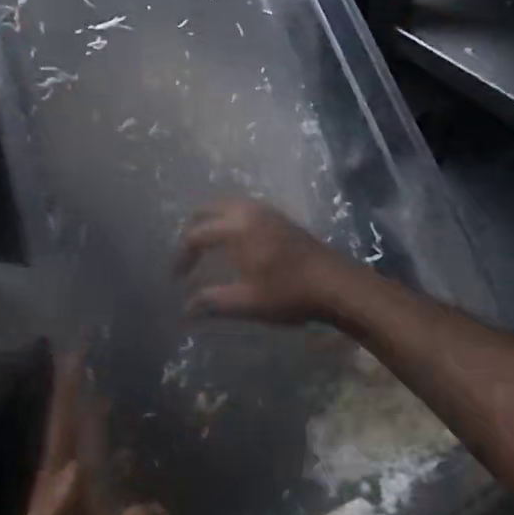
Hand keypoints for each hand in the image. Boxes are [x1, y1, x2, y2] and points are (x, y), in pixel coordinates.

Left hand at [3, 356, 167, 514]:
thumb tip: (152, 502)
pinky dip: (108, 457)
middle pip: (61, 452)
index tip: (76, 357)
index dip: (69, 405)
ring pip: (78, 466)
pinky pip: (99, 490)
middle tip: (78, 349)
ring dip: (87, 423)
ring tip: (94, 378)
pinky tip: (120, 436)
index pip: (59, 456)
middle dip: (70, 401)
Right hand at [175, 199, 357, 324]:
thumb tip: (185, 309)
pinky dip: (230, 219)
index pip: (196, 235)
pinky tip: (235, 243)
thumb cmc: (289, 293)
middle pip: (208, 210)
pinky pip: (244, 208)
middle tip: (187, 256)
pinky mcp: (279, 217)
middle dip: (193, 230)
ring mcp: (266, 211)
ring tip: (207, 248)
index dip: (182, 256)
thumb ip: (212, 302)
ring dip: (212, 221)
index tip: (178, 279)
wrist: (335, 283)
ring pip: (227, 205)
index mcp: (236, 228)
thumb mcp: (246, 302)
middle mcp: (248, 211)